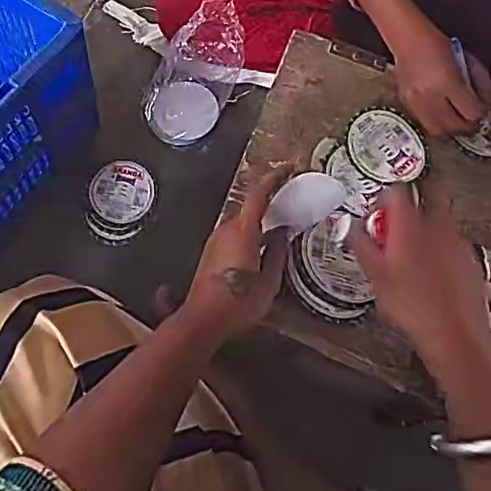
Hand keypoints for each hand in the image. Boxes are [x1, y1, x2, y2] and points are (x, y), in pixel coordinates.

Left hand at [180, 165, 291, 341]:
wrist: (203, 320)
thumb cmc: (239, 303)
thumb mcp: (269, 281)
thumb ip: (277, 252)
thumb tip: (282, 234)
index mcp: (243, 230)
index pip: (259, 193)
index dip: (274, 178)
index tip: (287, 170)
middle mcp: (226, 229)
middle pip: (250, 207)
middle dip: (269, 204)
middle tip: (288, 206)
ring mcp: (215, 240)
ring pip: (241, 222)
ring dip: (258, 222)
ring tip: (276, 232)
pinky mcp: (210, 253)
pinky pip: (233, 234)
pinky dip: (248, 234)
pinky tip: (257, 251)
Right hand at [348, 186, 490, 370]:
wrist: (455, 335)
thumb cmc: (416, 308)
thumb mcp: (375, 276)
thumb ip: (362, 246)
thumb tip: (353, 232)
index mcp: (411, 224)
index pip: (396, 192)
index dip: (383, 199)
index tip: (377, 212)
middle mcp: (437, 226)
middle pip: (422, 202)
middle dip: (408, 212)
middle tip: (394, 230)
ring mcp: (457, 242)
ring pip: (439, 223)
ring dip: (424, 232)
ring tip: (409, 257)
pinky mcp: (470, 261)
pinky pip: (452, 245)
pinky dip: (440, 252)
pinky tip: (430, 275)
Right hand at [388, 20, 486, 137]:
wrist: (408, 39)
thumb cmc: (438, 45)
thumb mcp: (466, 60)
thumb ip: (481, 82)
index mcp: (448, 84)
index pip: (472, 112)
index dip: (482, 111)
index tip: (483, 107)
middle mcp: (431, 97)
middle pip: (456, 126)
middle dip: (468, 124)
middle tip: (472, 117)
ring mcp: (416, 102)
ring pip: (438, 130)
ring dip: (451, 128)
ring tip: (456, 119)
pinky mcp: (406, 103)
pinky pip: (424, 123)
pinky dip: (435, 122)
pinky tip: (440, 113)